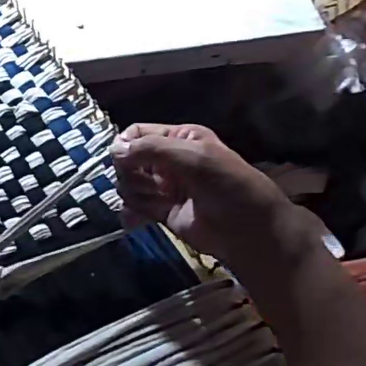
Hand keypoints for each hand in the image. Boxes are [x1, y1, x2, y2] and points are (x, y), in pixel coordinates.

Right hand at [109, 123, 302, 270]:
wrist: (251, 232)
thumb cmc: (229, 186)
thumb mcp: (195, 157)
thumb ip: (152, 149)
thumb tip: (114, 150)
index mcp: (179, 139)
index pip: (137, 133)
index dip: (125, 145)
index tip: (123, 160)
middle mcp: (168, 160)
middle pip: (127, 159)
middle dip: (132, 172)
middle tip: (155, 184)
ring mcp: (163, 187)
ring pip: (127, 183)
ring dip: (136, 193)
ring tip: (160, 201)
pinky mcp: (161, 211)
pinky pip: (133, 206)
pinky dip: (130, 212)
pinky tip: (135, 219)